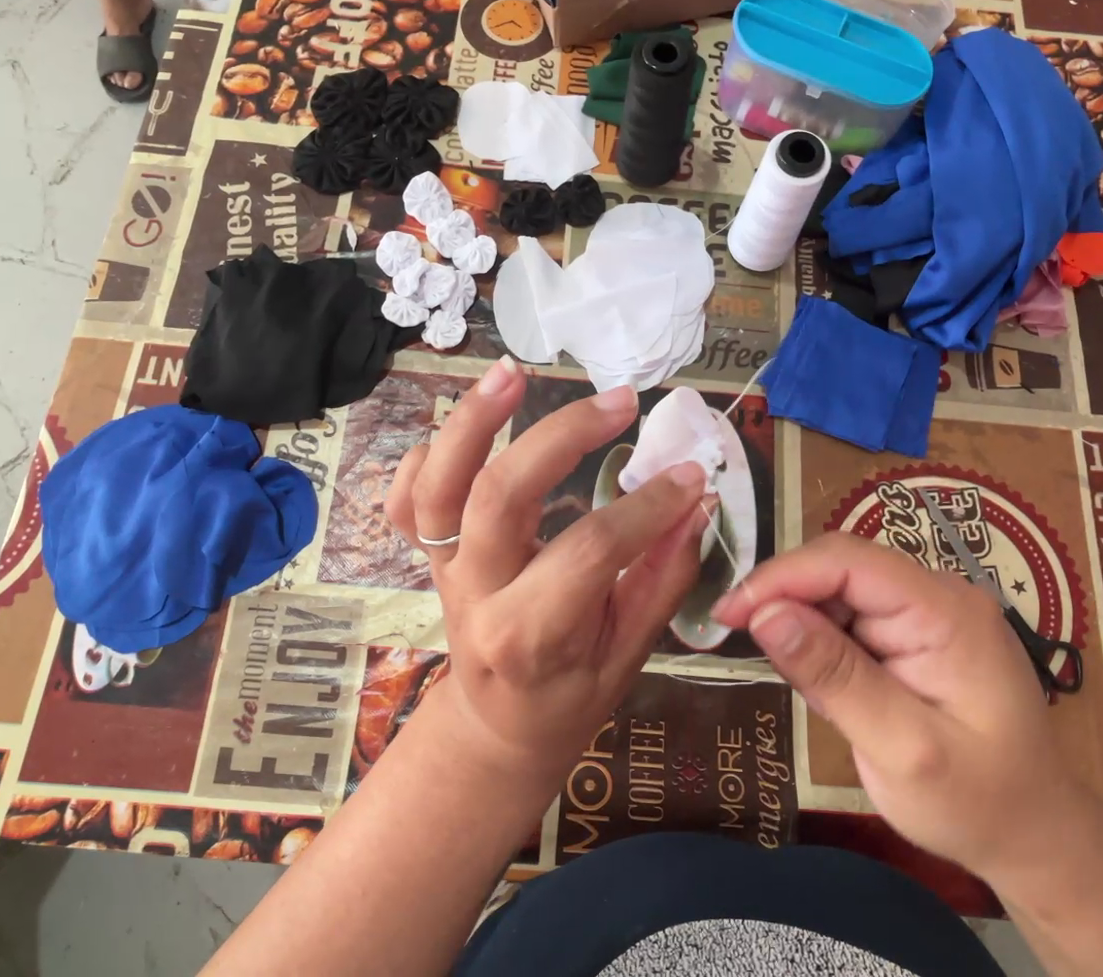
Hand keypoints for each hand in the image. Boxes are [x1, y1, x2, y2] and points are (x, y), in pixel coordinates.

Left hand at [385, 357, 710, 781]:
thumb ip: (662, 577)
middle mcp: (476, 594)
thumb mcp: (629, 654)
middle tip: (619, 400)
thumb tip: (696, 501)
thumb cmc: (568, 702)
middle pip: (500, 495)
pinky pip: (407, 503)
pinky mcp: (429, 556)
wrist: (496, 731)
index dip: (647, 505)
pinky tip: (464, 432)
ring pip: (439, 486)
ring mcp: (443, 571)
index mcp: (530, 634)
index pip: (591, 548)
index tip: (689, 474)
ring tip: (513, 372)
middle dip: (562, 436)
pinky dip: (425, 460)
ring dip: (472, 421)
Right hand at [711, 532, 1094, 880]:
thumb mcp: (903, 749)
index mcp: (945, 611)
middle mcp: (935, 597)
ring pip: (836, 592)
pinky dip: (818, 644)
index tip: (728, 614)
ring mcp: (924, 615)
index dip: (781, 576)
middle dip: (783, 596)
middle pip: (838, 567)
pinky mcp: (910, 637)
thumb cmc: (978, 802)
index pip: (848, 561)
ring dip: (799, 623)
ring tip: (791, 678)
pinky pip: (848, 620)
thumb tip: (765, 614)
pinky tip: (820, 685)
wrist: (1032, 837)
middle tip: (738, 641)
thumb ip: (835, 677)